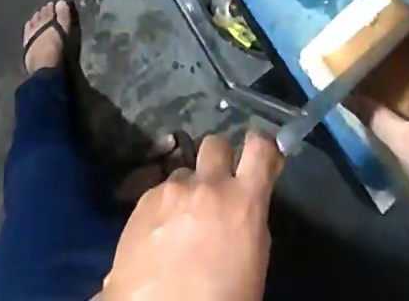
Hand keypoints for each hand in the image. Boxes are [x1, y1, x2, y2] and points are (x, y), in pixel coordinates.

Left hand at [100, 130, 282, 300]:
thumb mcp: (252, 263)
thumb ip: (250, 221)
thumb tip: (244, 205)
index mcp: (243, 202)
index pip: (260, 147)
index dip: (264, 148)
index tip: (264, 158)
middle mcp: (207, 185)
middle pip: (216, 144)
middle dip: (220, 161)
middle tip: (217, 188)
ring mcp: (173, 190)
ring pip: (186, 172)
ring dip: (189, 191)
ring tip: (183, 223)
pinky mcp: (144, 200)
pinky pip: (161, 191)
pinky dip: (165, 207)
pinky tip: (160, 236)